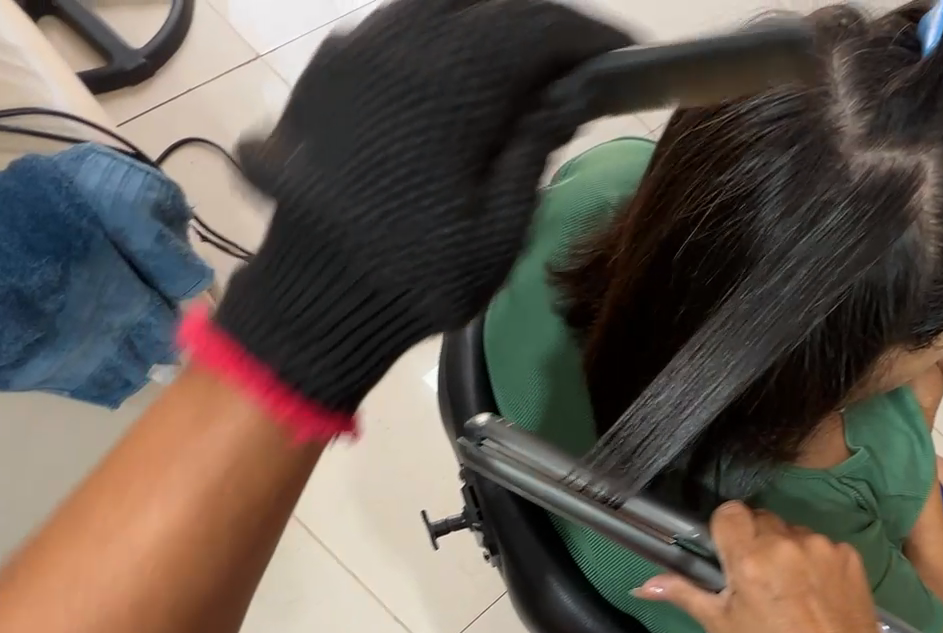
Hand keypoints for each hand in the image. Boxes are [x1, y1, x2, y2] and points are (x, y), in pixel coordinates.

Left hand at [210, 0, 631, 424]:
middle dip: (541, 28)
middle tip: (577, 64)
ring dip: (490, 27)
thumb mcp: (500, 229)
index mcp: (453, 86)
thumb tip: (569, 91)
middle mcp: (400, 44)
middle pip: (489, 5)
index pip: (536, 27)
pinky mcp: (329, 67)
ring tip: (523, 69)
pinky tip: (461, 78)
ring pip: (438, 6)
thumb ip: (534, 146)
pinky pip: (398, 26)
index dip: (587, 36)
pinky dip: (444, 39)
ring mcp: (356, 48)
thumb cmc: (422, 275)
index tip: (622, 53)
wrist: (320, 294)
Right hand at [634, 503, 902, 632]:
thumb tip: (642, 585)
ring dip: (786, 550)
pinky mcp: (847, 553)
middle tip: (758, 578)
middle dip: (756, 540)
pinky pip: (822, 545)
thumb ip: (685, 595)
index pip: (729, 512)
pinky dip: (815, 561)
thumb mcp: (723, 627)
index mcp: (749, 557)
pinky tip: (817, 591)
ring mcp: (820, 545)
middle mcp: (785, 542)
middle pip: (761, 519)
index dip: (725, 530)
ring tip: (791, 588)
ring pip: (792, 531)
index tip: (728, 554)